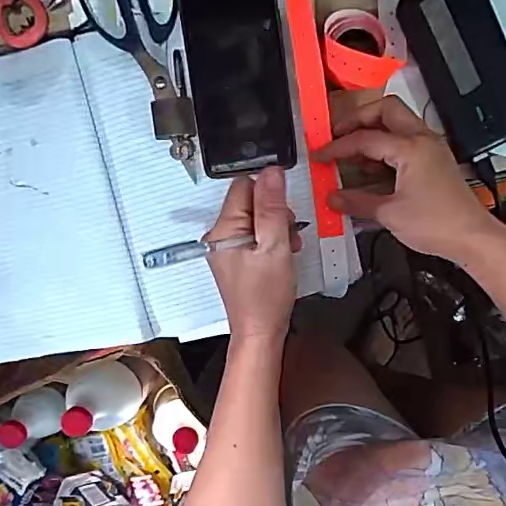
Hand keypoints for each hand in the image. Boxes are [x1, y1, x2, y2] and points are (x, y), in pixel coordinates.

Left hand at [206, 167, 300, 341]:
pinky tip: (280, 257)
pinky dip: (271, 242)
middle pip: (250, 202)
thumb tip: (271, 174)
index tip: (283, 214)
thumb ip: (272, 208)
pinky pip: (255, 237)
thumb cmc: (265, 298)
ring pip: (255, 220)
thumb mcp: (275, 247)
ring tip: (284, 250)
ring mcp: (227, 248)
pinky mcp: (236, 259)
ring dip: (276, 229)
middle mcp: (219, 236)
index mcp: (223, 230)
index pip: (245, 186)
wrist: (260, 331)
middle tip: (286, 236)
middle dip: (274, 214)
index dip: (269, 196)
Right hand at [315, 90, 502, 264]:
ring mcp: (431, 148)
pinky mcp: (434, 161)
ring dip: (373, 131)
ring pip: (398, 123)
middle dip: (358, 119)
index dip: (338, 147)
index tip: (321, 155)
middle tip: (337, 135)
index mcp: (411, 148)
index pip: (365, 138)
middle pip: (385, 110)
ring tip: (352, 152)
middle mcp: (423, 140)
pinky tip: (372, 168)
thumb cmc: (440, 224)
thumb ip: (357, 203)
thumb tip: (334, 198)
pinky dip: (386, 147)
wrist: (472, 237)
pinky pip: (406, 142)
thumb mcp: (390, 214)